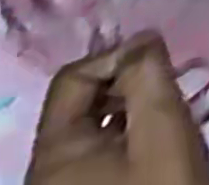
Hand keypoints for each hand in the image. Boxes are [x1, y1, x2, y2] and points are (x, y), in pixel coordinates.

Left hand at [27, 33, 208, 184]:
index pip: (73, 77)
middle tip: (166, 97)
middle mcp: (43, 175)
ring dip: (130, 114)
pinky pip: (97, 158)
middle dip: (127, 88)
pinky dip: (126, 142)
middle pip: (80, 103)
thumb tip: (141, 37)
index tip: (159, 70)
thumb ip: (147, 74)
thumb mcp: (162, 128)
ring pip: (92, 130)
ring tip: (165, 124)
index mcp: (53, 153)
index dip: (118, 59)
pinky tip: (156, 154)